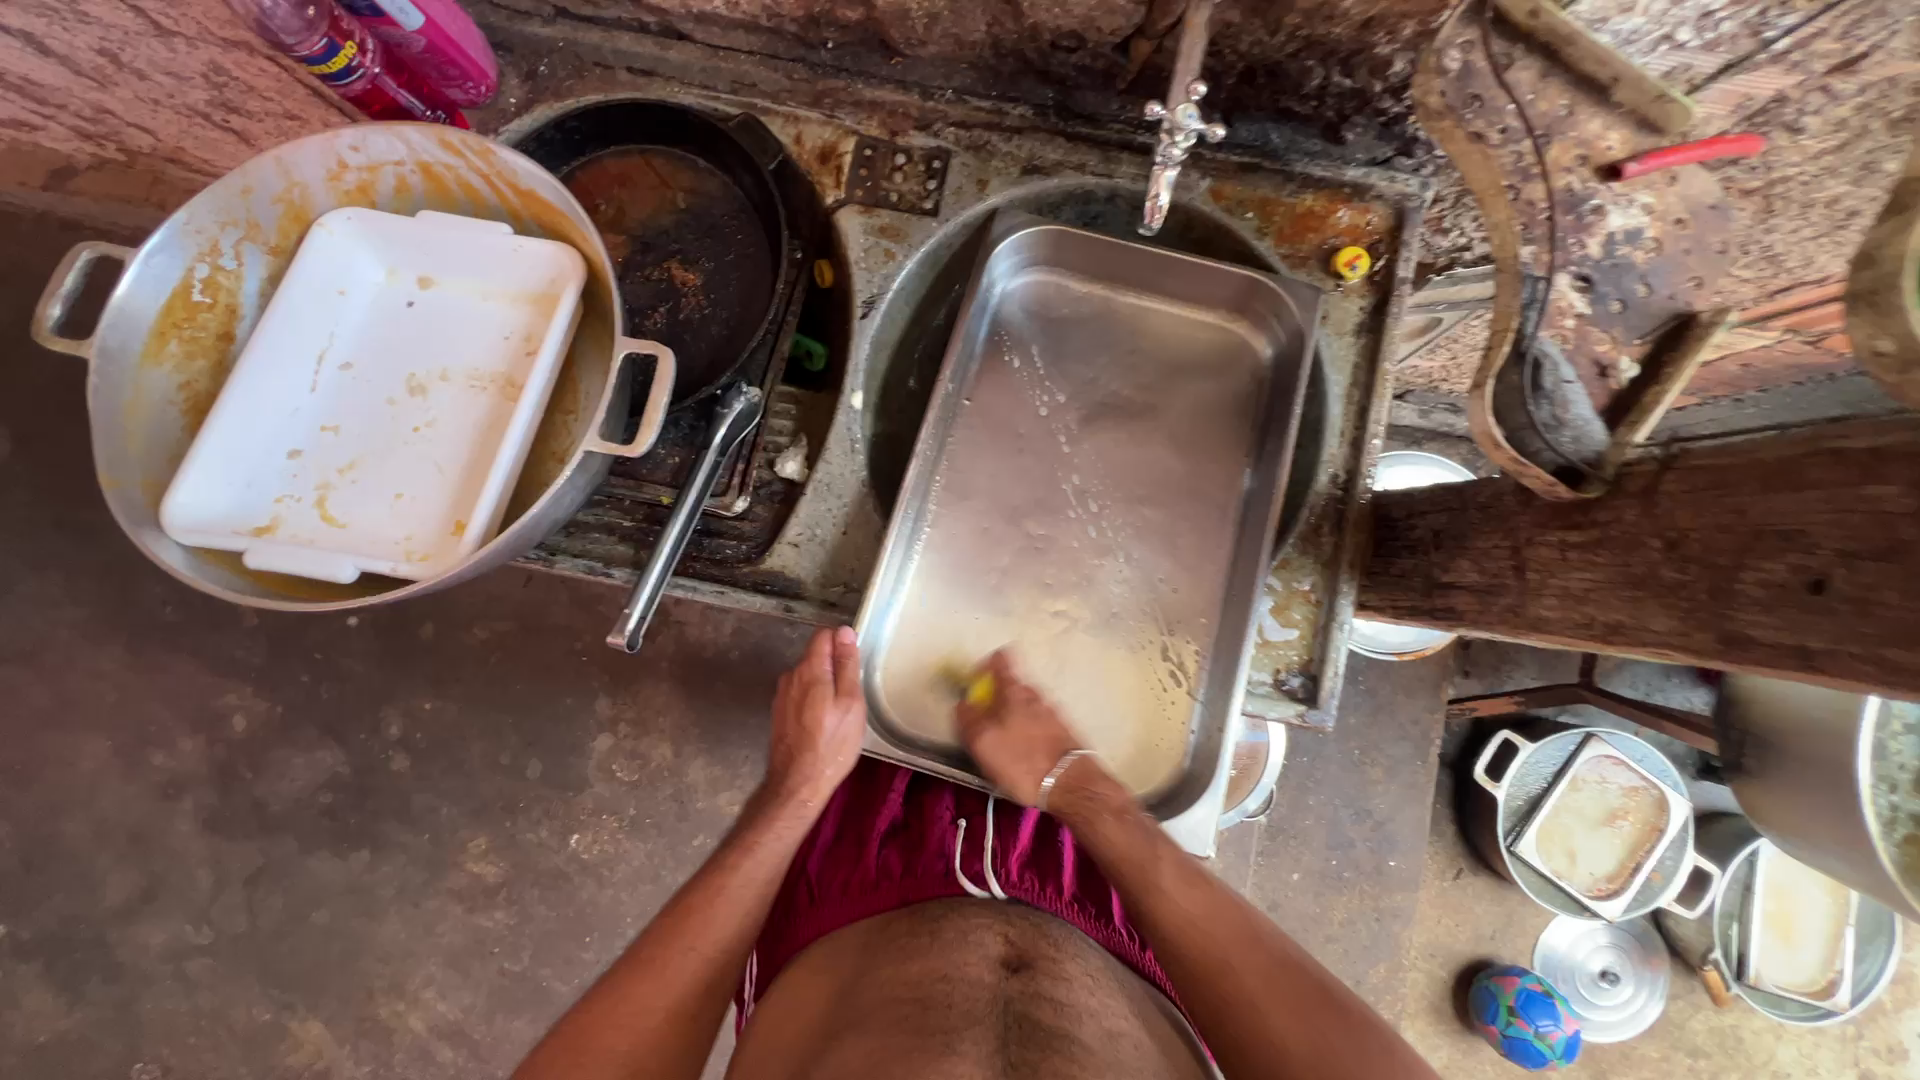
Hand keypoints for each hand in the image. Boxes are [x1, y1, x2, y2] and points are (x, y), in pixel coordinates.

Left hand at [765, 626, 866, 807]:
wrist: (797, 783)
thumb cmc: (832, 744)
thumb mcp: (851, 702)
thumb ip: (847, 664)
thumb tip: (844, 633)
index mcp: (809, 669)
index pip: (823, 635)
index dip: (841, 642)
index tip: (854, 663)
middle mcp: (790, 676)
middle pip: (815, 655)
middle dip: (834, 666)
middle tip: (851, 695)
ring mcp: (781, 694)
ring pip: (808, 675)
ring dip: (824, 685)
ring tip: (838, 713)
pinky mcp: (779, 711)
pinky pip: (800, 693)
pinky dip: (813, 699)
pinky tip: (822, 723)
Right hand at [954, 650, 1084, 805]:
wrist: (1070, 784)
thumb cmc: (1021, 761)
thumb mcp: (983, 742)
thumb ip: (969, 718)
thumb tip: (963, 703)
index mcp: (1014, 692)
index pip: (1001, 660)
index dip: (986, 666)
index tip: (977, 681)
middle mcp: (1036, 695)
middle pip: (1014, 685)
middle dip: (999, 699)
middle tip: (988, 724)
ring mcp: (1054, 712)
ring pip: (1028, 706)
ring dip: (1016, 718)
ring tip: (1007, 744)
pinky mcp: (1065, 732)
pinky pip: (1041, 723)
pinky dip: (1030, 732)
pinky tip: (1026, 754)